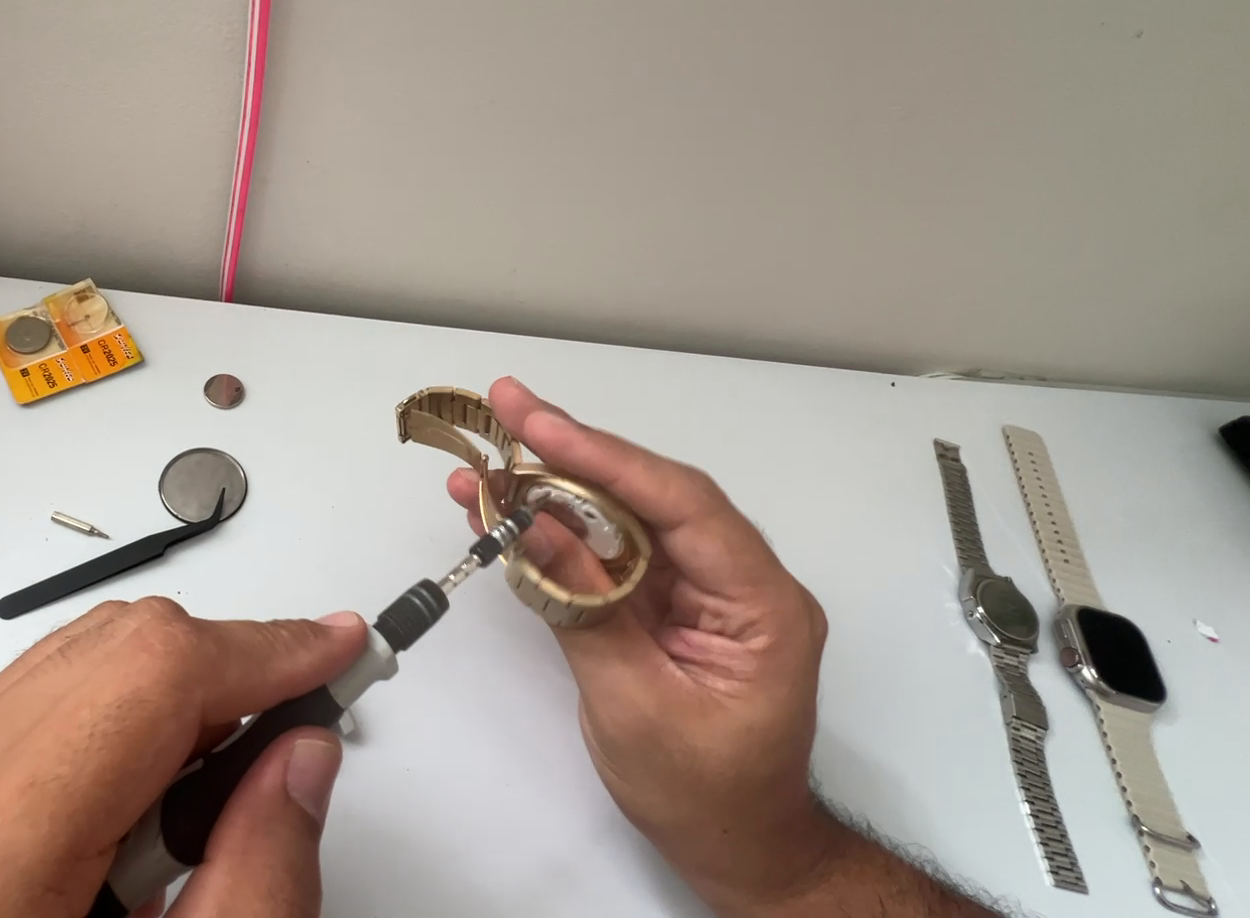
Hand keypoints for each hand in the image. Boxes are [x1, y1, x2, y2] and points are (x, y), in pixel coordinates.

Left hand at [0, 598, 369, 917]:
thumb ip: (259, 878)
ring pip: (96, 650)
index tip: (341, 648)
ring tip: (224, 777)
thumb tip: (304, 753)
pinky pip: (60, 686)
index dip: (266, 647)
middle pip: (128, 643)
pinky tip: (157, 788)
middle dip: (235, 664)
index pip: (157, 672)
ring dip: (186, 687)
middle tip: (300, 719)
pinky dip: (134, 708)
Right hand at [446, 378, 837, 913]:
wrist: (737, 845)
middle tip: (508, 404)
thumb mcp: (633, 704)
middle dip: (573, 448)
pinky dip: (554, 526)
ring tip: (490, 452)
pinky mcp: (662, 594)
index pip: (681, 505)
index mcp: (759, 603)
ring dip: (554, 482)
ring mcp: (696, 583)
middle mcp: (734, 576)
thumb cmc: (703, 795)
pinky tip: (505, 505)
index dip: (606, 458)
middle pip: (650, 491)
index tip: (538, 426)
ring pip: (623, 510)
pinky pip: (606, 546)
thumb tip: (533, 525)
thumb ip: (583, 607)